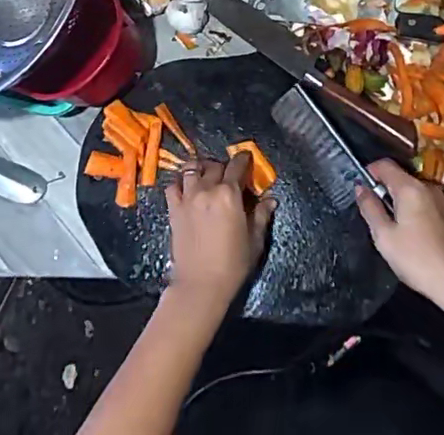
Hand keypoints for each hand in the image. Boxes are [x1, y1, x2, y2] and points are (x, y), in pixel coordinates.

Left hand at [165, 152, 276, 308]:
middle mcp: (207, 189)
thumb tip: (270, 199)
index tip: (246, 159)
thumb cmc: (232, 264)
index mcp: (230, 193)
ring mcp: (188, 197)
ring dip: (201, 168)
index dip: (243, 159)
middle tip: (228, 176)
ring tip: (205, 175)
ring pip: (192, 169)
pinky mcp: (174, 209)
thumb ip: (261, 215)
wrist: (200, 285)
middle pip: (215, 165)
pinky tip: (186, 188)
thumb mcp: (254, 240)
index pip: (237, 165)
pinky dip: (180, 182)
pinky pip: (173, 186)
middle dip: (223, 167)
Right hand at [356, 159, 443, 304]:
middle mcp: (427, 186)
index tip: (361, 189)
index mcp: (410, 188)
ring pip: (413, 190)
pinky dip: (414, 209)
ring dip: (399, 201)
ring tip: (393, 228)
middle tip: (375, 214)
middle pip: (400, 177)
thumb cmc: (417, 259)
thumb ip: (370, 208)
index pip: (385, 164)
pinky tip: (413, 234)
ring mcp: (441, 199)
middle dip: (384, 189)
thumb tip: (360, 188)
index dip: (370, 172)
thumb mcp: (384, 236)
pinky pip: (424, 202)